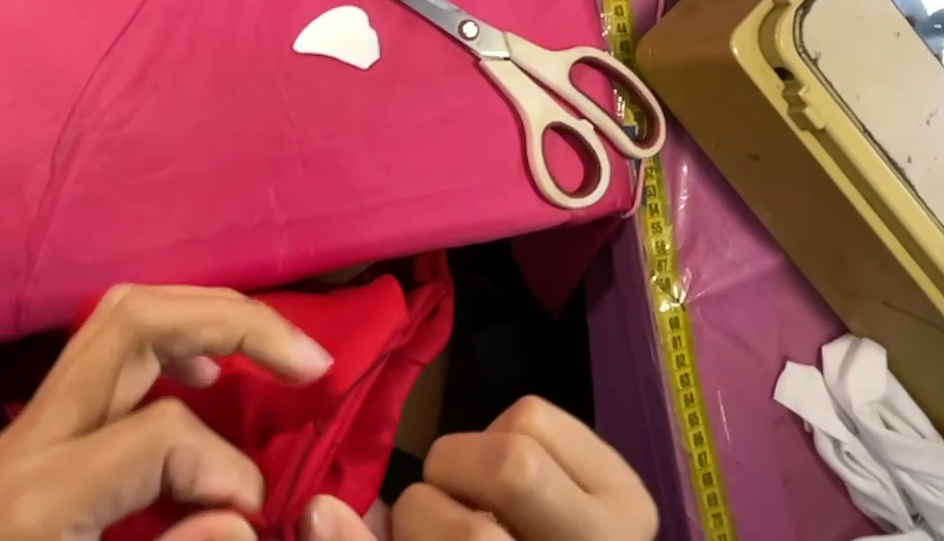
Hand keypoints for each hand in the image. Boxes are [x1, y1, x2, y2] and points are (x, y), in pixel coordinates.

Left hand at [0, 284, 334, 540]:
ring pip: (122, 312)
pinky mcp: (35, 423)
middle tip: (307, 357)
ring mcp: (27, 420)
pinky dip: (171, 336)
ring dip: (206, 315)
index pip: (159, 433)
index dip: (225, 471)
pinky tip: (205, 371)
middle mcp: (29, 434)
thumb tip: (242, 518)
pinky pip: (110, 343)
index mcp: (37, 500)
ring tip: (268, 350)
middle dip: (234, 324)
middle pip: (136, 320)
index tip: (254, 513)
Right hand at [301, 397, 657, 540]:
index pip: (478, 534)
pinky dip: (501, 438)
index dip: (422, 525)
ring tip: (478, 507)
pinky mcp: (628, 483)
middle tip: (442, 523)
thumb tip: (314, 508)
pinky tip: (511, 490)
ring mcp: (630, 522)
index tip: (383, 526)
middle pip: (508, 471)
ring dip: (470, 465)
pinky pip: (535, 415)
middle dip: (442, 498)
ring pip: (517, 439)